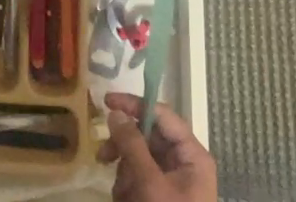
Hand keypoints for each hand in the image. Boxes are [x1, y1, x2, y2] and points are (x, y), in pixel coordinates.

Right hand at [99, 94, 216, 201]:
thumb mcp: (149, 183)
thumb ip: (132, 144)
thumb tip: (115, 112)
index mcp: (192, 155)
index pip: (163, 115)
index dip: (135, 104)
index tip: (105, 102)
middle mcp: (184, 164)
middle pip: (148, 138)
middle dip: (125, 150)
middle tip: (103, 157)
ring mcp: (172, 183)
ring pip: (139, 160)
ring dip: (125, 174)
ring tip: (124, 197)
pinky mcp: (160, 198)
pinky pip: (138, 180)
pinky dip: (127, 189)